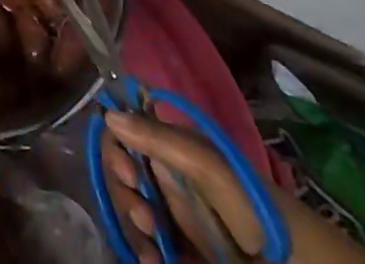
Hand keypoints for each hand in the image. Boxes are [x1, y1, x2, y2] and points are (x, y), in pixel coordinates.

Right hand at [101, 111, 268, 263]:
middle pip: (122, 172)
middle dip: (125, 196)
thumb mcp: (211, 169)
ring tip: (154, 253)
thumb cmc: (256, 209)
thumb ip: (161, 140)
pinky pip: (145, 242)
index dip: (117, 148)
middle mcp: (168, 174)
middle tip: (147, 220)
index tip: (129, 174)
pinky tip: (154, 261)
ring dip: (133, 228)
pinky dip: (143, 252)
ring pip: (130, 209)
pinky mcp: (179, 247)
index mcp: (174, 147)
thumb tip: (108, 115)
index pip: (126, 131)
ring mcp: (173, 213)